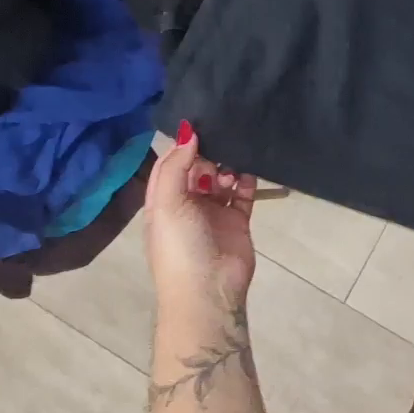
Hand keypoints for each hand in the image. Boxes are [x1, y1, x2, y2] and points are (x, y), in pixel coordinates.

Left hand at [145, 121, 257, 322]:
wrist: (209, 289)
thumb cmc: (180, 246)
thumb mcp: (167, 204)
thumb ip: (176, 167)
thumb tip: (189, 132)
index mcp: (163, 202)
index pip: (170, 165)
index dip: (182, 145)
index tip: (200, 122)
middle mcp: (187, 204)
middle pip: (198, 168)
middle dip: (209, 153)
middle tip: (224, 138)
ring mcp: (213, 211)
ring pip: (222, 178)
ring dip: (228, 166)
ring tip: (235, 161)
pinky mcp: (237, 219)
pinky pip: (243, 192)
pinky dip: (247, 179)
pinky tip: (250, 170)